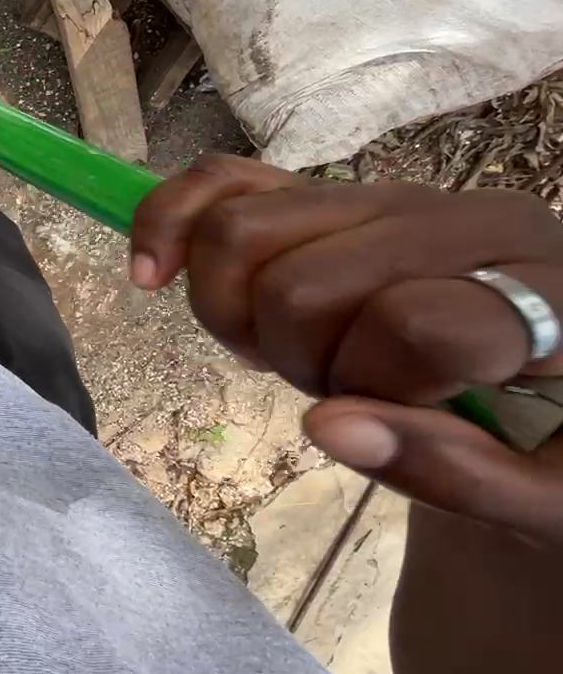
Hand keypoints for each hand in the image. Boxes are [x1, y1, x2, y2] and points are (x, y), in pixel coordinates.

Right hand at [130, 153, 562, 543]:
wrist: (529, 369)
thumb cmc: (548, 435)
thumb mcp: (550, 493)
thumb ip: (455, 469)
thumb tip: (326, 424)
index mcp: (546, 287)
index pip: (416, 321)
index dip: (378, 382)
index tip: (397, 410)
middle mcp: (455, 216)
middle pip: (295, 285)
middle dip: (289, 356)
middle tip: (329, 383)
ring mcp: (370, 194)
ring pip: (235, 231)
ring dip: (225, 309)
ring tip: (271, 342)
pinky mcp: (308, 189)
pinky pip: (214, 180)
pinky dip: (164, 224)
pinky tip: (150, 273)